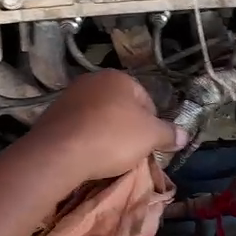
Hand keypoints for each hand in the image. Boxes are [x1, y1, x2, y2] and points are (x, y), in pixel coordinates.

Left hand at [18, 70, 186, 185]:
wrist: (59, 152)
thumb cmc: (112, 137)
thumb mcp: (150, 136)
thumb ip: (169, 133)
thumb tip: (184, 135)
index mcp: (119, 77)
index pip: (146, 100)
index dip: (152, 124)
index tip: (149, 146)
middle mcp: (92, 80)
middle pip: (120, 107)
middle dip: (127, 129)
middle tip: (131, 152)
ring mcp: (69, 97)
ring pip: (97, 117)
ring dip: (104, 134)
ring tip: (107, 157)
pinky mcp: (51, 115)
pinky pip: (77, 128)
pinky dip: (84, 140)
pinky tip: (86, 156)